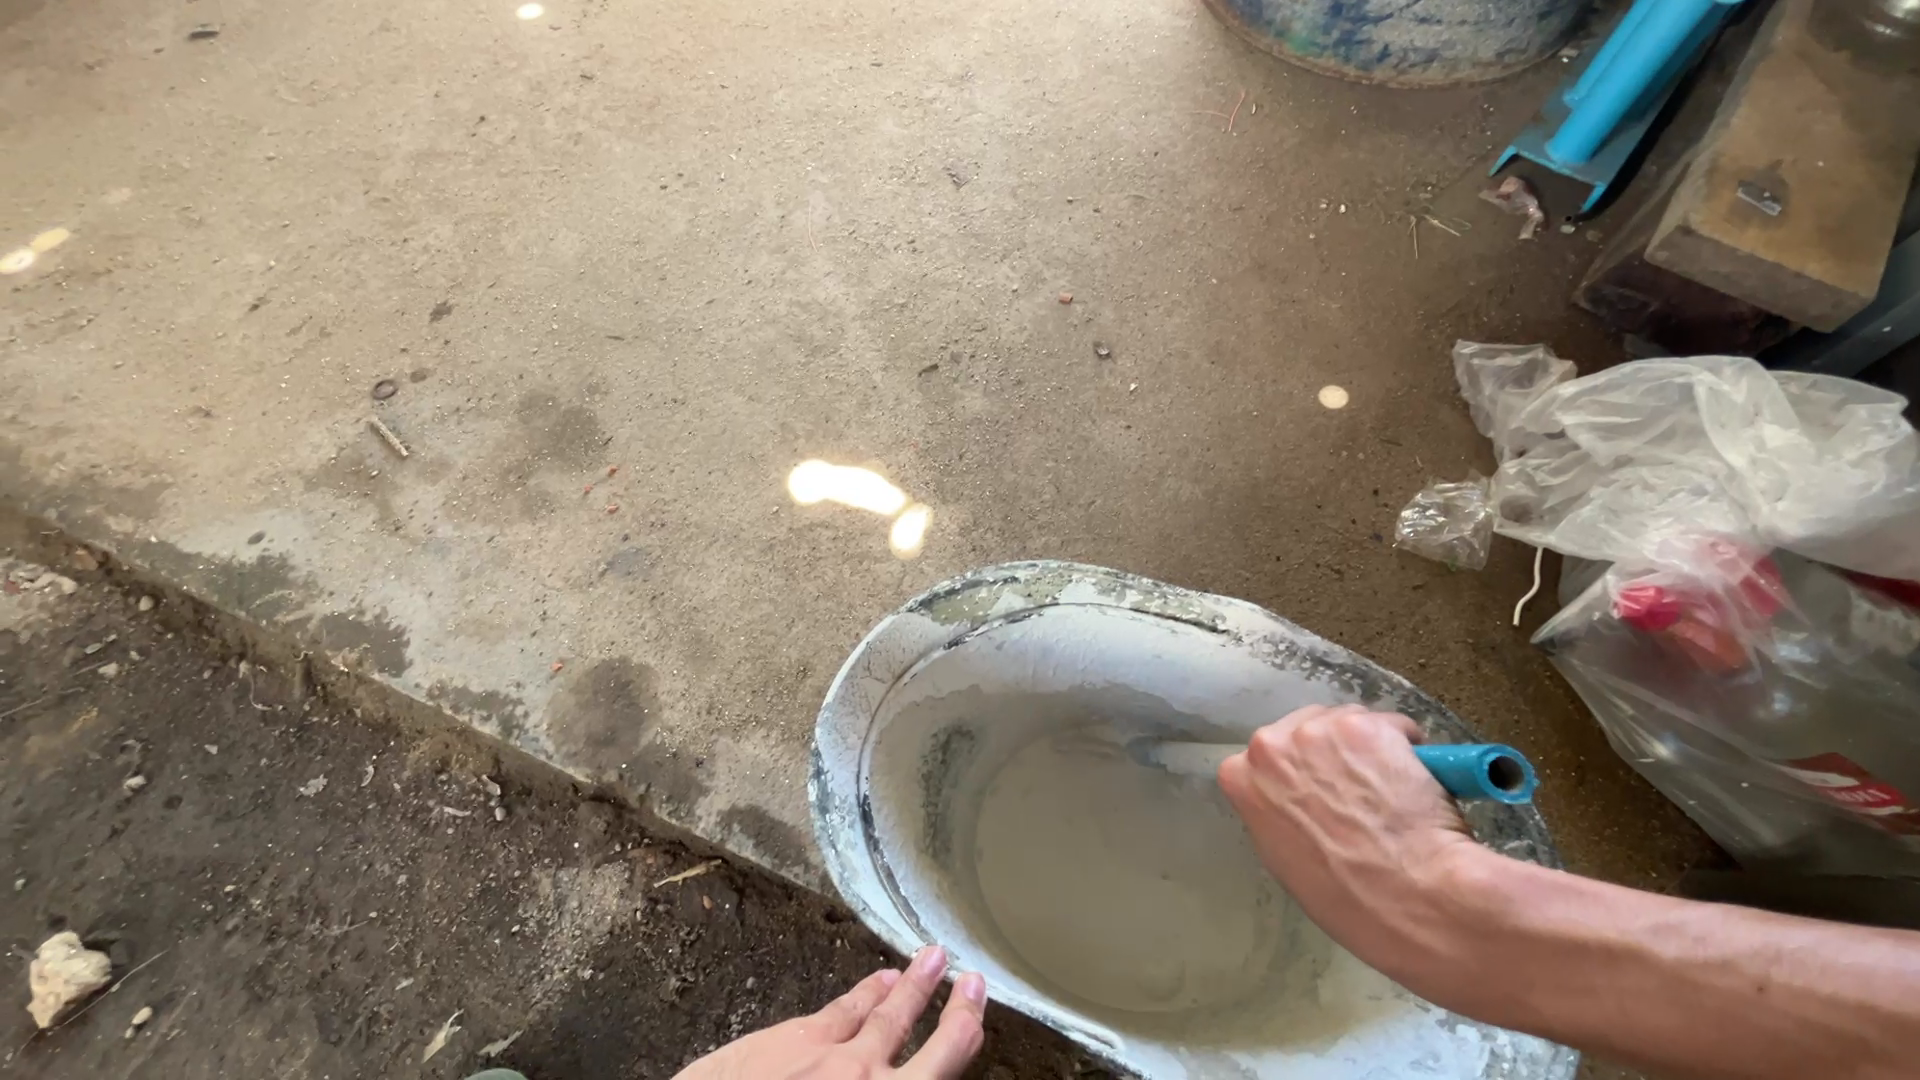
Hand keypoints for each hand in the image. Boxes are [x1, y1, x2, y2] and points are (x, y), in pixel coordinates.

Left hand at [672, 945, 986, 1079]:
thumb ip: (872, 1077)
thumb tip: (884, 1066)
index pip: (936, 1063)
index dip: (962, 1029)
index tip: (976, 1005)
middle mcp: (865, 1074)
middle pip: (915, 1030)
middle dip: (946, 1003)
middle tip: (968, 975)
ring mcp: (830, 1054)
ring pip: (881, 1012)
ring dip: (908, 985)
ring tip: (929, 960)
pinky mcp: (793, 1038)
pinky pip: (840, 1008)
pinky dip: (863, 991)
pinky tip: (874, 980)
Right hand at [1217, 704, 1481, 983]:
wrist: (1410, 895)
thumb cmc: (1345, 897)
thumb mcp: (1281, 857)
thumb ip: (1275, 812)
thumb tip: (1296, 802)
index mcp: (1240, 776)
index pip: (1269, 758)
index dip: (1301, 772)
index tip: (1324, 793)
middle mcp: (1269, 743)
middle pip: (1305, 729)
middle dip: (1332, 753)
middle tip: (1363, 792)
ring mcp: (1317, 730)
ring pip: (1348, 722)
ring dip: (1369, 748)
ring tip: (1395, 792)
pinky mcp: (1364, 725)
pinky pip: (1392, 727)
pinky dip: (1409, 749)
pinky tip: (1420, 784)